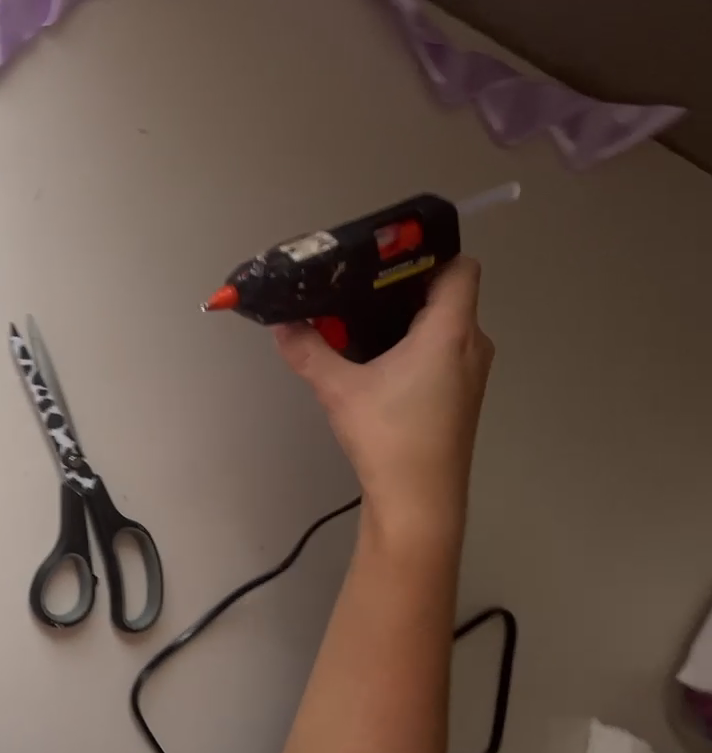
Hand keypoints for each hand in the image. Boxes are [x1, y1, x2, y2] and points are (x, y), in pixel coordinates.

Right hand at [272, 257, 494, 546]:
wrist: (418, 493)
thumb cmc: (388, 433)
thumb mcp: (337, 389)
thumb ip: (308, 352)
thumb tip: (281, 325)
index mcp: (450, 330)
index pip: (458, 268)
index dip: (425, 258)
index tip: (380, 269)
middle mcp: (471, 342)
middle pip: (445, 297)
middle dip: (398, 293)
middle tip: (350, 299)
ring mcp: (469, 370)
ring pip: (440, 327)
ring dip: (400, 324)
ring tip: (353, 333)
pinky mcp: (458, 393)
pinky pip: (437, 352)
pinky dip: (407, 348)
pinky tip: (371, 368)